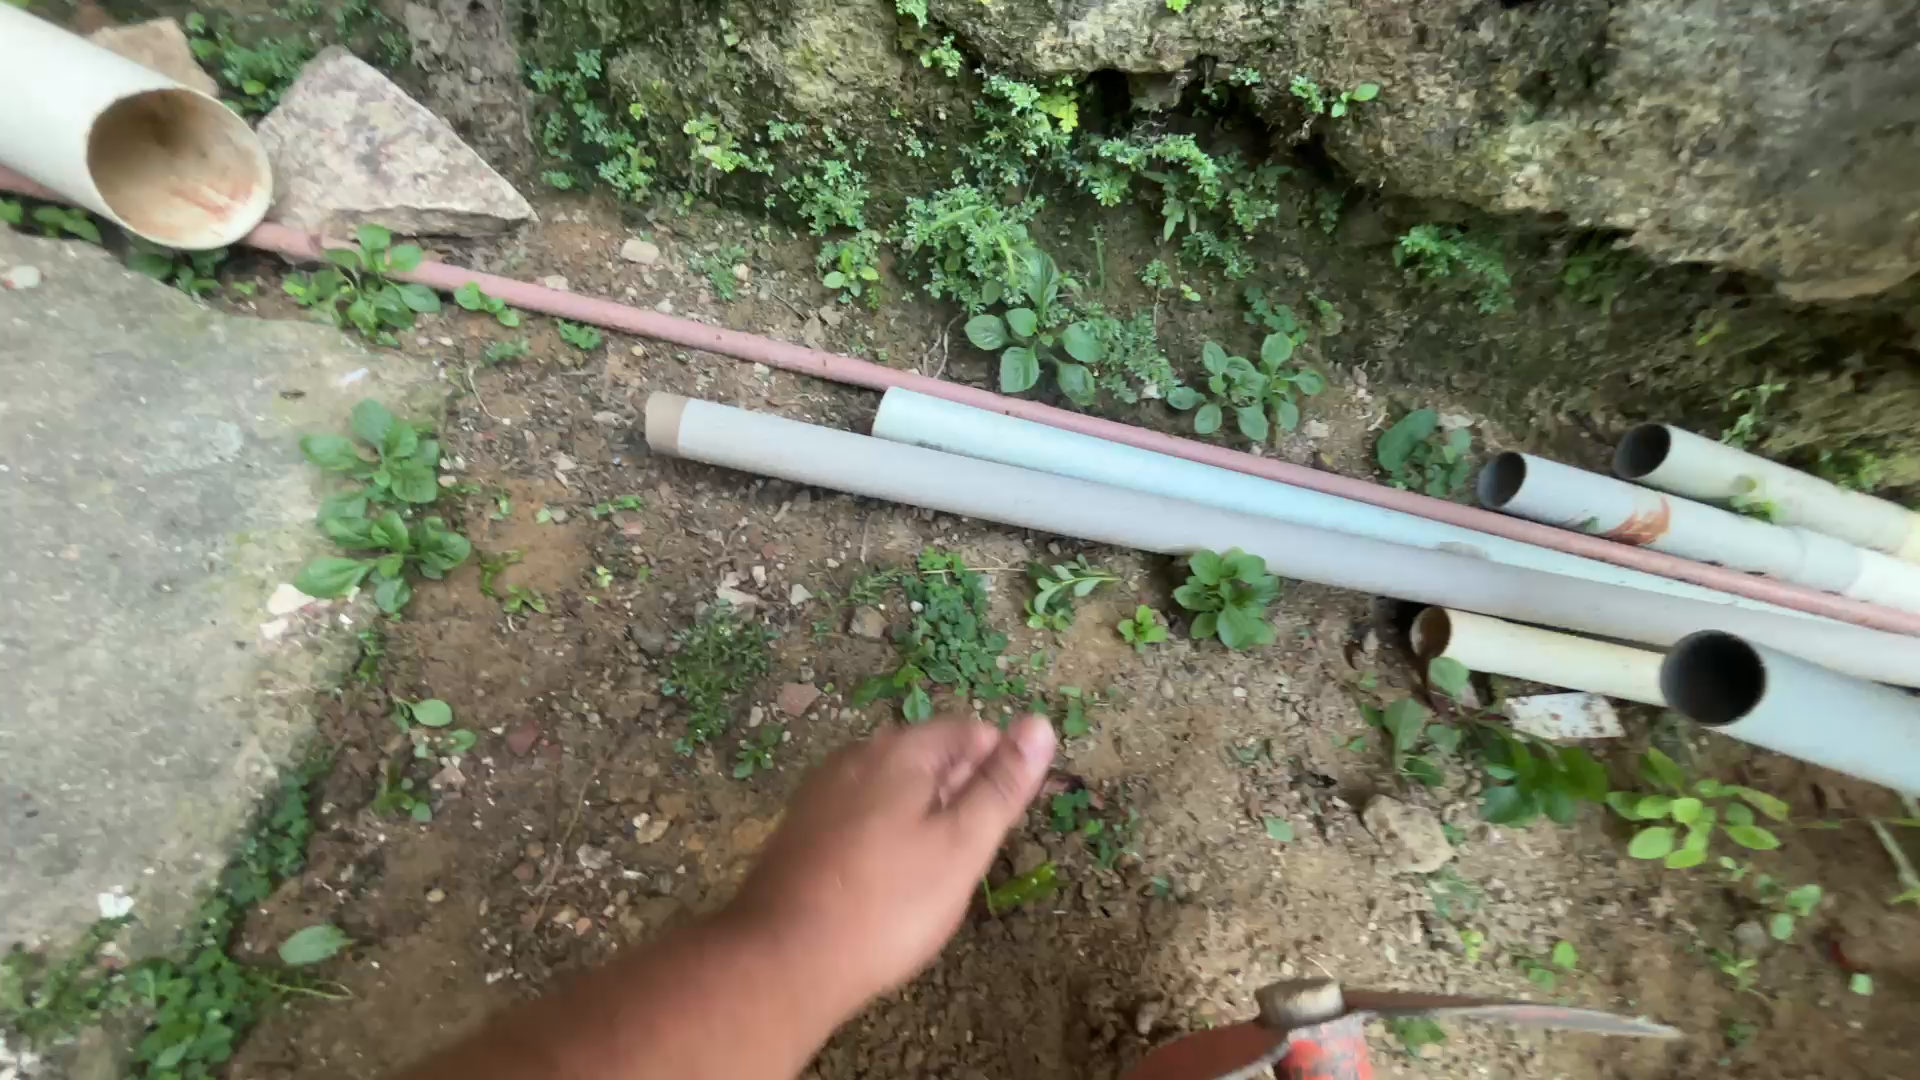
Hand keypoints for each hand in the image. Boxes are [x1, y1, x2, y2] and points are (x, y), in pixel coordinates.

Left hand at [724, 713, 1055, 1021]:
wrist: (780, 960)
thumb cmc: (887, 903)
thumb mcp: (961, 845)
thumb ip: (1001, 784)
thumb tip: (1039, 722)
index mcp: (901, 749)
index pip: (971, 731)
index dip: (997, 768)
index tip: (996, 822)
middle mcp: (858, 752)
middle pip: (931, 754)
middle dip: (959, 791)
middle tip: (964, 856)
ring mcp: (824, 786)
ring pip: (895, 783)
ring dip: (923, 812)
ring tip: (928, 872)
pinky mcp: (803, 822)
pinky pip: (862, 807)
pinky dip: (885, 829)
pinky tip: (883, 877)